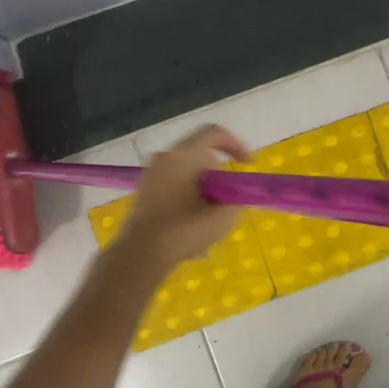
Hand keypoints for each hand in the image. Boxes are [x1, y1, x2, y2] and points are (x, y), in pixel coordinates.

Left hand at [118, 125, 250, 266]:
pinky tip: (192, 226)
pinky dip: (187, 198)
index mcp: (184, 154)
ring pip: (186, 172)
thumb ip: (236, 197)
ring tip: (211, 217)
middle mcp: (165, 157)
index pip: (214, 133)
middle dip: (218, 174)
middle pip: (200, 154)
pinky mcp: (143, 192)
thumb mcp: (224, 215)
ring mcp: (150, 173)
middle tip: (228, 197)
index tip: (247, 164)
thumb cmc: (185, 229)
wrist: (141, 254)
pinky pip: (172, 186)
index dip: (236, 144)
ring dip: (202, 189)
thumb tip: (233, 194)